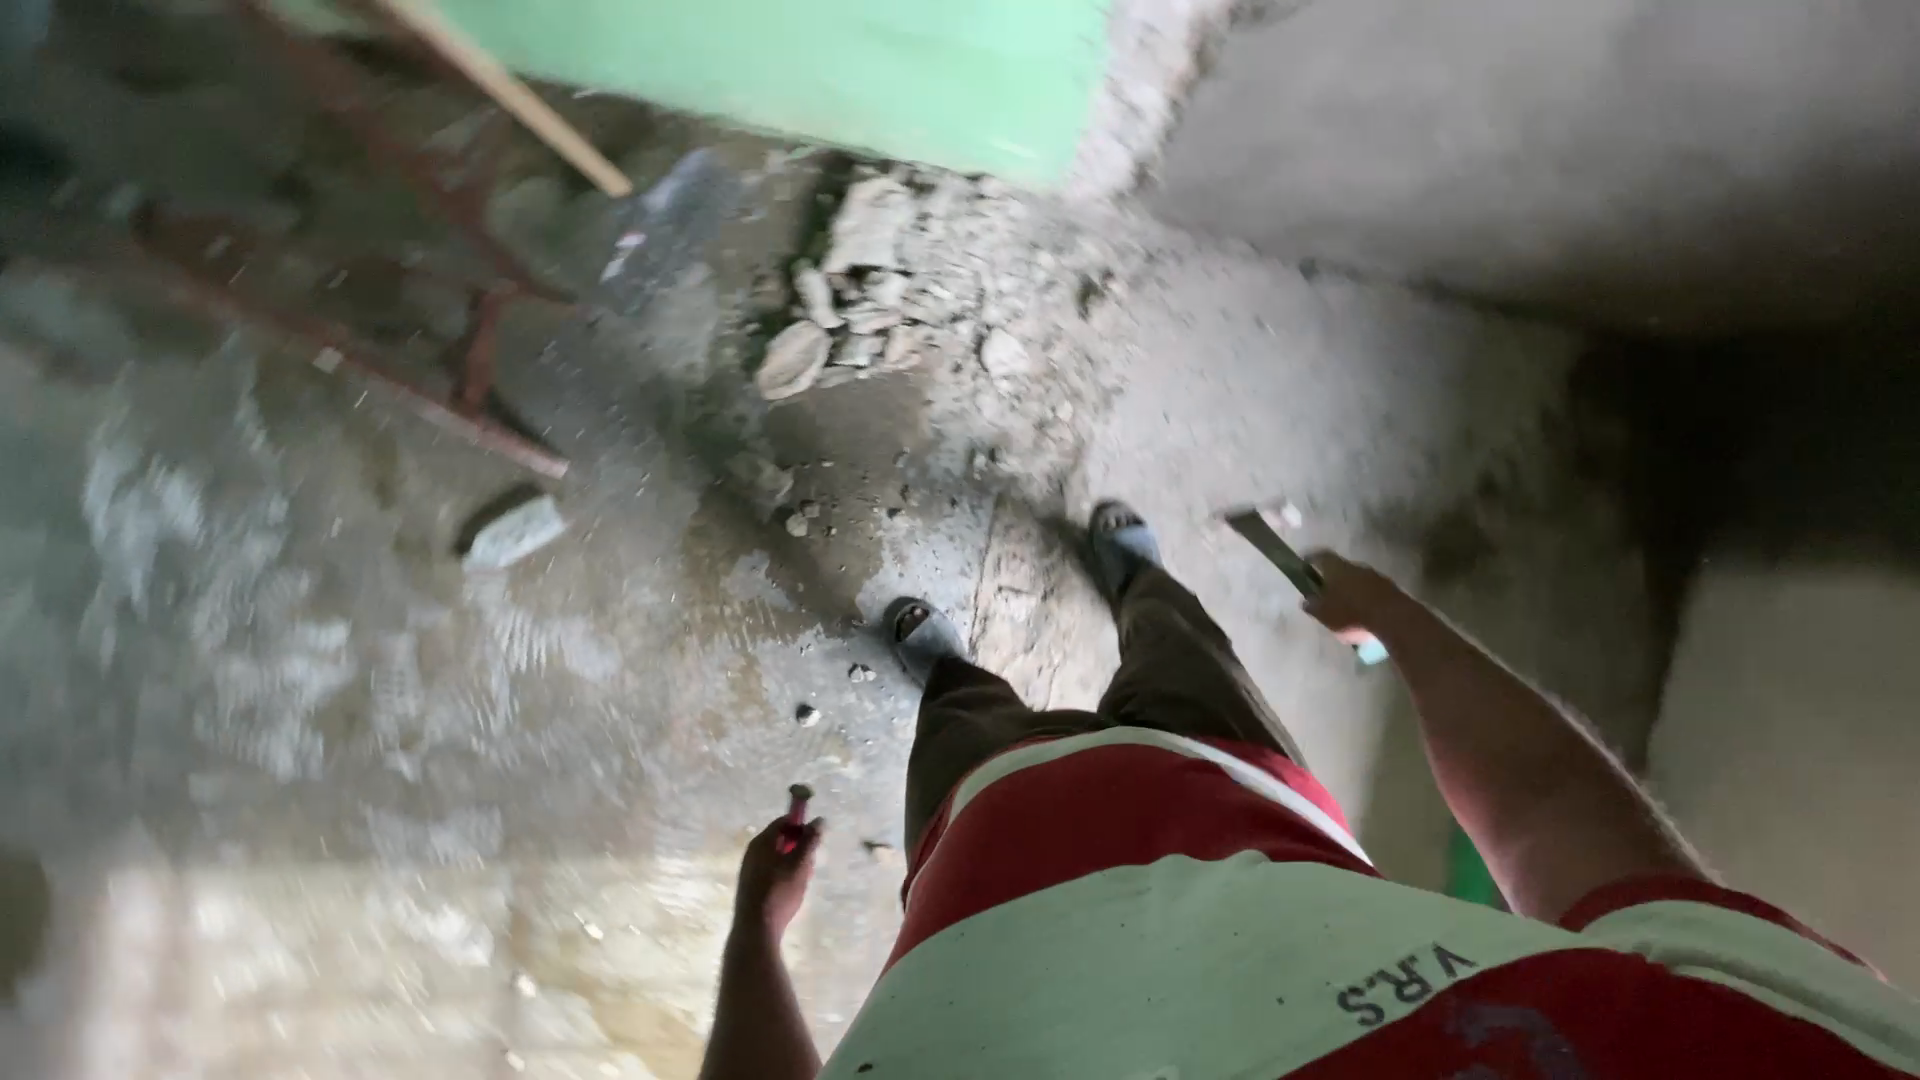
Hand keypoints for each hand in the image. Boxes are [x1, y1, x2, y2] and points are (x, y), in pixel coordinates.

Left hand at [734, 815, 824, 939]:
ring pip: (777, 857)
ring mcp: (749, 869)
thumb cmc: (780, 891)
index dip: (801, 826)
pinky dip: (783, 875)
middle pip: (781, 840)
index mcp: (762, 841)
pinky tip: (790, 891)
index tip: (814, 839)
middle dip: (799, 848)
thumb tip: (819, 820)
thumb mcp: (800, 863)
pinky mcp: (750, 885)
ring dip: (793, 863)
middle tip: (809, 863)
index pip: (784, 822)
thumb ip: (810, 840)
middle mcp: (752, 851)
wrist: (756, 928)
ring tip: (802, 881)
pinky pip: (771, 871)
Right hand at [1302, 551, 1404, 643]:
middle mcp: (1357, 567)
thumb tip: (1306, 601)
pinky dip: (1366, 599)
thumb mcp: (1323, 614)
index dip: (1311, 558)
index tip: (1305, 562)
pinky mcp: (1393, 589)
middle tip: (1326, 591)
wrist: (1395, 620)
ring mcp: (1377, 577)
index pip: (1321, 556)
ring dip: (1351, 590)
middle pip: (1341, 569)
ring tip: (1346, 607)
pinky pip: (1373, 591)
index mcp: (1336, 568)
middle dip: (1333, 579)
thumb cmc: (1351, 614)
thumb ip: (1312, 606)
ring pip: (1358, 580)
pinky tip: (1364, 614)